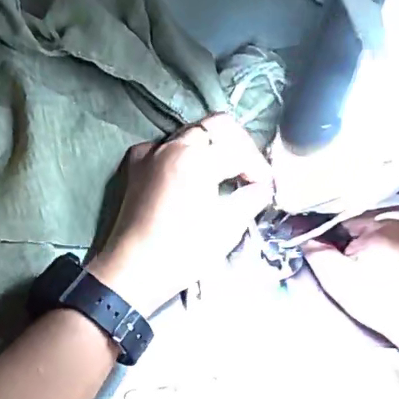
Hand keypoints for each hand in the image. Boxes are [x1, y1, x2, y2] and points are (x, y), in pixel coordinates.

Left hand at [88, 113, 273, 312]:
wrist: (133, 272)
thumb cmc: (183, 252)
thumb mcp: (226, 227)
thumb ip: (249, 199)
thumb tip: (262, 188)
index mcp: (195, 157)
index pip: (239, 150)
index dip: (259, 168)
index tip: (265, 187)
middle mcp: (170, 145)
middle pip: (216, 126)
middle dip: (238, 146)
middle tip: (249, 173)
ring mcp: (149, 153)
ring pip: (191, 133)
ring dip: (213, 149)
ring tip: (225, 177)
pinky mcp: (135, 167)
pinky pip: (168, 148)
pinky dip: (186, 157)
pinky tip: (193, 180)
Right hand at [303, 217, 398, 379]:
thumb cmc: (384, 302)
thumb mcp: (338, 280)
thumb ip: (317, 254)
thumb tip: (305, 238)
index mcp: (376, 226)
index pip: (343, 223)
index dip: (334, 245)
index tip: (336, 265)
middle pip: (367, 229)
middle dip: (358, 248)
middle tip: (359, 279)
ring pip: (387, 238)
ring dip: (380, 253)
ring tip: (380, 283)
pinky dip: (398, 260)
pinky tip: (397, 281)